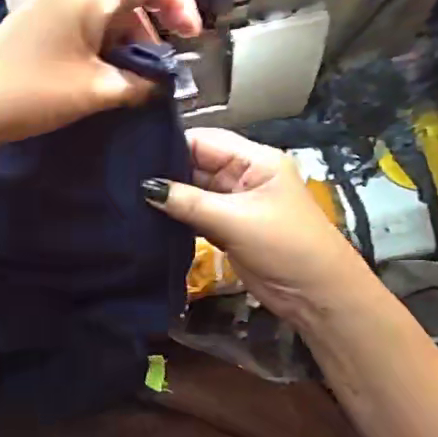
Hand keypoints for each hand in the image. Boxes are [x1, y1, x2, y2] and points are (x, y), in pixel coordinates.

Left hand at [0, 0, 201, 164]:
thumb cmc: (35, 93)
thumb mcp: (97, 91)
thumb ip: (139, 82)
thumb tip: (159, 82)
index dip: (180, 3)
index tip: (192, 36)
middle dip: (151, 26)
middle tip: (158, 65)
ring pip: (104, 7)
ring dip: (125, 37)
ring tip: (130, 76)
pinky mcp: (34, 18)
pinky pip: (81, 18)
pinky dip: (100, 40)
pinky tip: (101, 70)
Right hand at [142, 129, 370, 320]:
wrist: (317, 295)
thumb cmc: (285, 246)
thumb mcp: (235, 220)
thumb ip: (188, 201)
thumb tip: (145, 187)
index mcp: (255, 160)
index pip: (203, 141)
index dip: (169, 145)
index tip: (131, 155)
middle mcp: (242, 175)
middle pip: (194, 164)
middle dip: (162, 171)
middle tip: (120, 178)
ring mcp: (233, 202)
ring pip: (190, 190)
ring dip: (165, 196)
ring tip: (126, 197)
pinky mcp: (225, 227)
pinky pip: (193, 214)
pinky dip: (174, 216)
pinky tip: (145, 217)